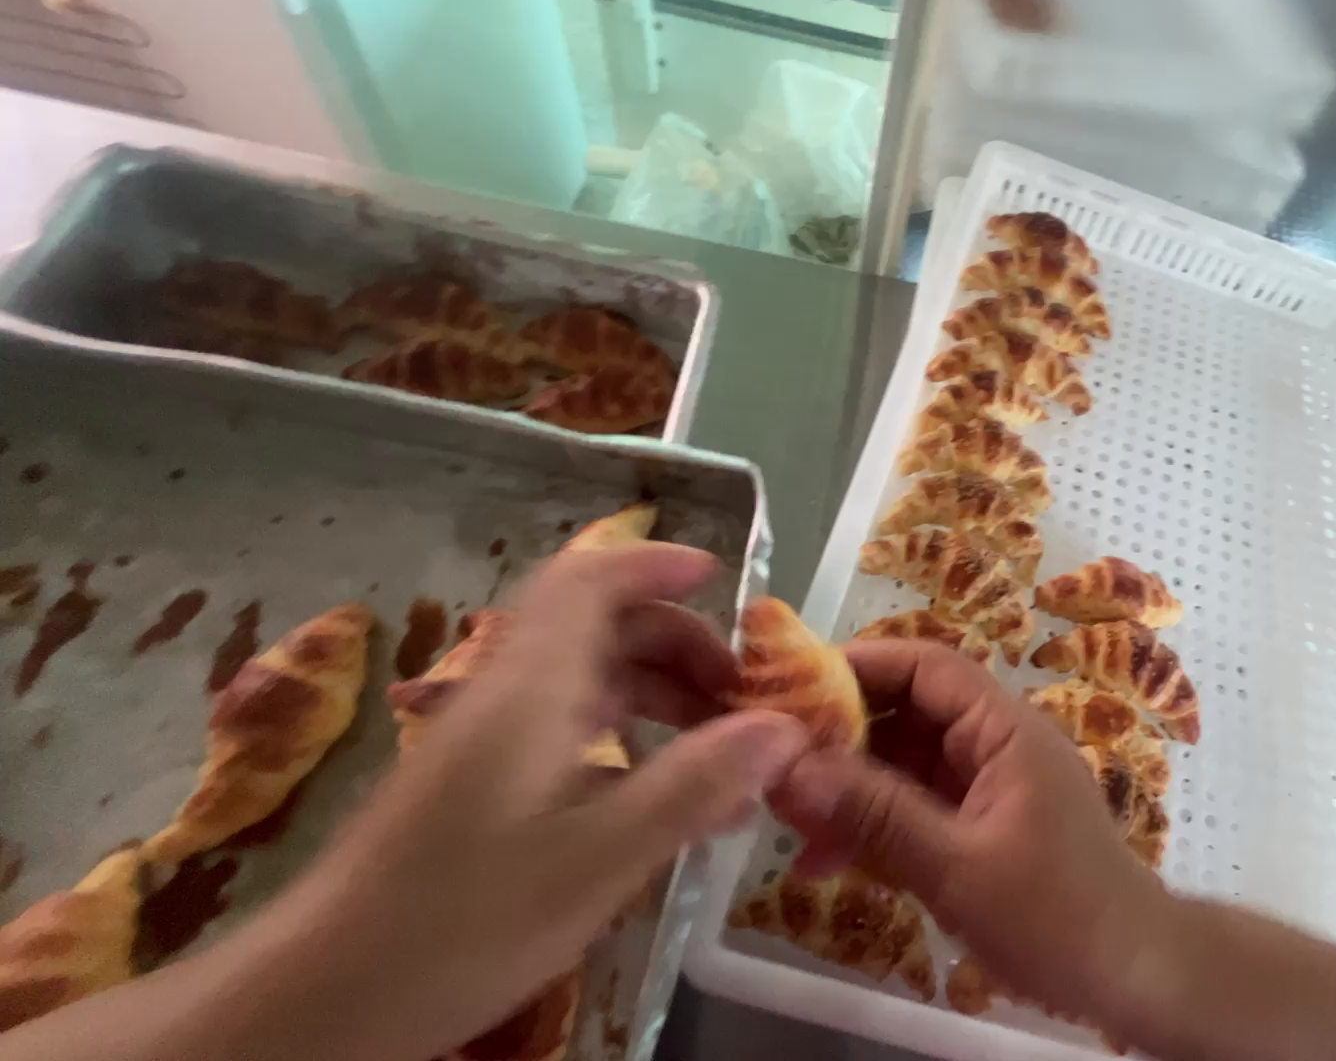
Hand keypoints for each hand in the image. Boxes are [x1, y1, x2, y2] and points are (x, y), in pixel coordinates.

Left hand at [162, 546, 809, 1060]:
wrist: (315, 1006)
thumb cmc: (458, 924)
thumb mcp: (597, 860)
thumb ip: (694, 787)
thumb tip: (785, 730)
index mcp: (532, 690)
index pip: (589, 582)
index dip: (654, 564)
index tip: (719, 577)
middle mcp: (512, 694)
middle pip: (603, 625)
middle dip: (682, 642)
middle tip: (742, 692)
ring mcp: (497, 735)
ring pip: (594, 675)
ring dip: (664, 690)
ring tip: (724, 743)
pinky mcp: (490, 775)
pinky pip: (578, 722)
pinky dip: (636, 734)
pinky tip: (671, 789)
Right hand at [771, 641, 1170, 1024]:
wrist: (1132, 977)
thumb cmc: (1056, 915)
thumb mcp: (957, 867)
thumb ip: (876, 815)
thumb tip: (792, 768)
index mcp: (1004, 728)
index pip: (927, 666)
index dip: (861, 664)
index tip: (794, 684)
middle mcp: (995, 743)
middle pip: (909, 711)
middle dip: (842, 732)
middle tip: (775, 758)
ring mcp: (988, 783)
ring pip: (906, 761)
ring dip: (851, 785)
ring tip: (787, 815)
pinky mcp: (981, 822)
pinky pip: (918, 804)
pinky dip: (875, 822)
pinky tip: (827, 858)